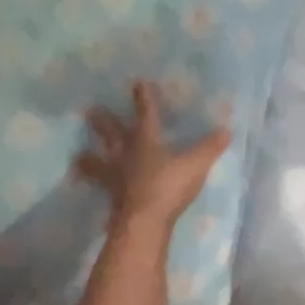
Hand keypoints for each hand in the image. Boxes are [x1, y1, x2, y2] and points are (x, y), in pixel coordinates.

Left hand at [73, 80, 229, 231]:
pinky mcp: (113, 198)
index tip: (138, 83)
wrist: (144, 221)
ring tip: (79, 155)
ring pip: (98, 163)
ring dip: (89, 158)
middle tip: (89, 111)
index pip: (146, 116)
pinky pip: (100, 186)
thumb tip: (226, 129)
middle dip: (104, 123)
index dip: (144, 100)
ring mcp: (116, 177)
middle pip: (113, 135)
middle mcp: (126, 156)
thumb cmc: (169, 186)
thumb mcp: (196, 165)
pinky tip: (86, 184)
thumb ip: (210, 147)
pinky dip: (92, 183)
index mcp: (146, 143)